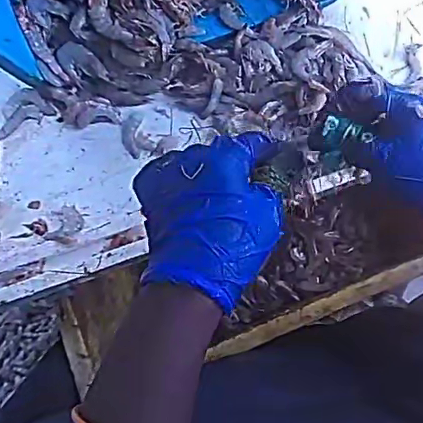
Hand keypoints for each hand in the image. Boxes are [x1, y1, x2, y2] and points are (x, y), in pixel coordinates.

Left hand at [133, 133, 282, 313]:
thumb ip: (267, 189)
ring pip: (192, 165)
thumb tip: (264, 184)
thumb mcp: (268, 215)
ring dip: (205, 175)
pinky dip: (180, 185)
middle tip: (244, 182)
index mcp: (225, 159)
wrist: (192, 279)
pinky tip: (190, 199)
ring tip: (216, 197)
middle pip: (219, 153)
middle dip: (232, 165)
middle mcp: (194, 161)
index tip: (269, 152)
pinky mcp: (152, 195)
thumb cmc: (230, 251)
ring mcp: (170, 176)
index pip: (250, 143)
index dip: (264, 148)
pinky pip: (168, 179)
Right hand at [334, 81, 422, 238]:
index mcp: (402, 105)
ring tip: (341, 155)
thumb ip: (356, 145)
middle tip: (326, 142)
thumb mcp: (384, 160)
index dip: (338, 104)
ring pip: (379, 124)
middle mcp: (411, 110)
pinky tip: (363, 163)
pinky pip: (391, 140)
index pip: (361, 91)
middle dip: (345, 122)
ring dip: (358, 137)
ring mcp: (418, 127)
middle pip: (369, 107)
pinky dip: (374, 147)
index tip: (322, 124)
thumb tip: (332, 137)